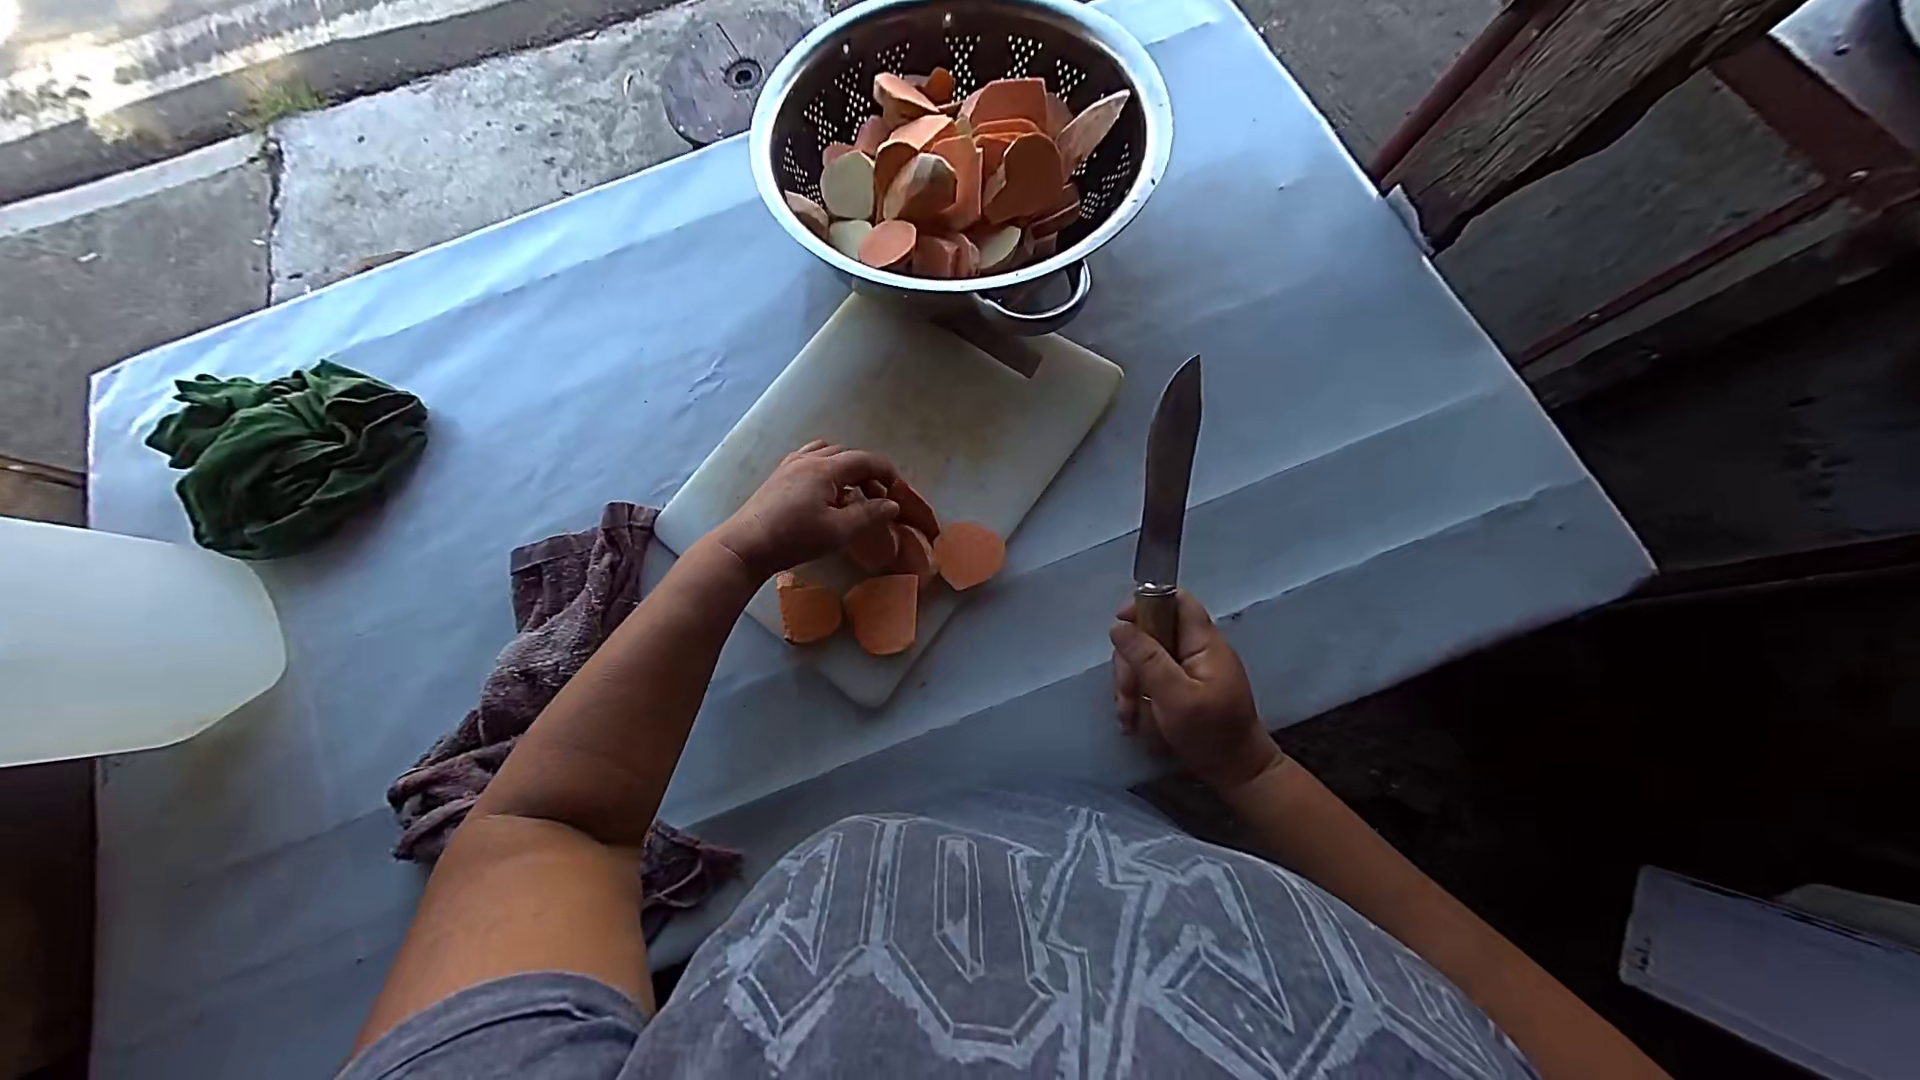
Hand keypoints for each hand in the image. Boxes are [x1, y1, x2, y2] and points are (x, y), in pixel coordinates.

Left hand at [711, 440, 899, 580]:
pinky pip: (810, 461)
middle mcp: (808, 459)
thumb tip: (892, 505)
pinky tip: (825, 493)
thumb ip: (869, 515)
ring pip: (827, 455)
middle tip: (878, 498)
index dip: (887, 473)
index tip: (899, 490)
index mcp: (825, 468)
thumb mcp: (838, 531)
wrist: (745, 546)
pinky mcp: (778, 477)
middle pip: (847, 455)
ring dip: (846, 469)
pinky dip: (826, 470)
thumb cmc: (794, 538)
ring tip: (852, 494)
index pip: (865, 460)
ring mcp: (790, 466)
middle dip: (868, 473)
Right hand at [1110, 590, 1285, 792]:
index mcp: (1204, 643)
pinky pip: (1148, 677)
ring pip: (1144, 657)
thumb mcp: (1176, 697)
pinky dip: (1136, 695)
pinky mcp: (1178, 686)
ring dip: (1129, 682)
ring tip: (1127, 714)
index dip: (1146, 601)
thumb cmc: (1211, 734)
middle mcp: (1194, 649)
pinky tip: (1132, 718)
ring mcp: (1186, 668)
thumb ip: (1147, 659)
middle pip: (1151, 632)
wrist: (1236, 773)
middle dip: (1130, 660)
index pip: (1176, 600)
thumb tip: (1118, 626)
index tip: (1120, 623)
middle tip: (1125, 691)